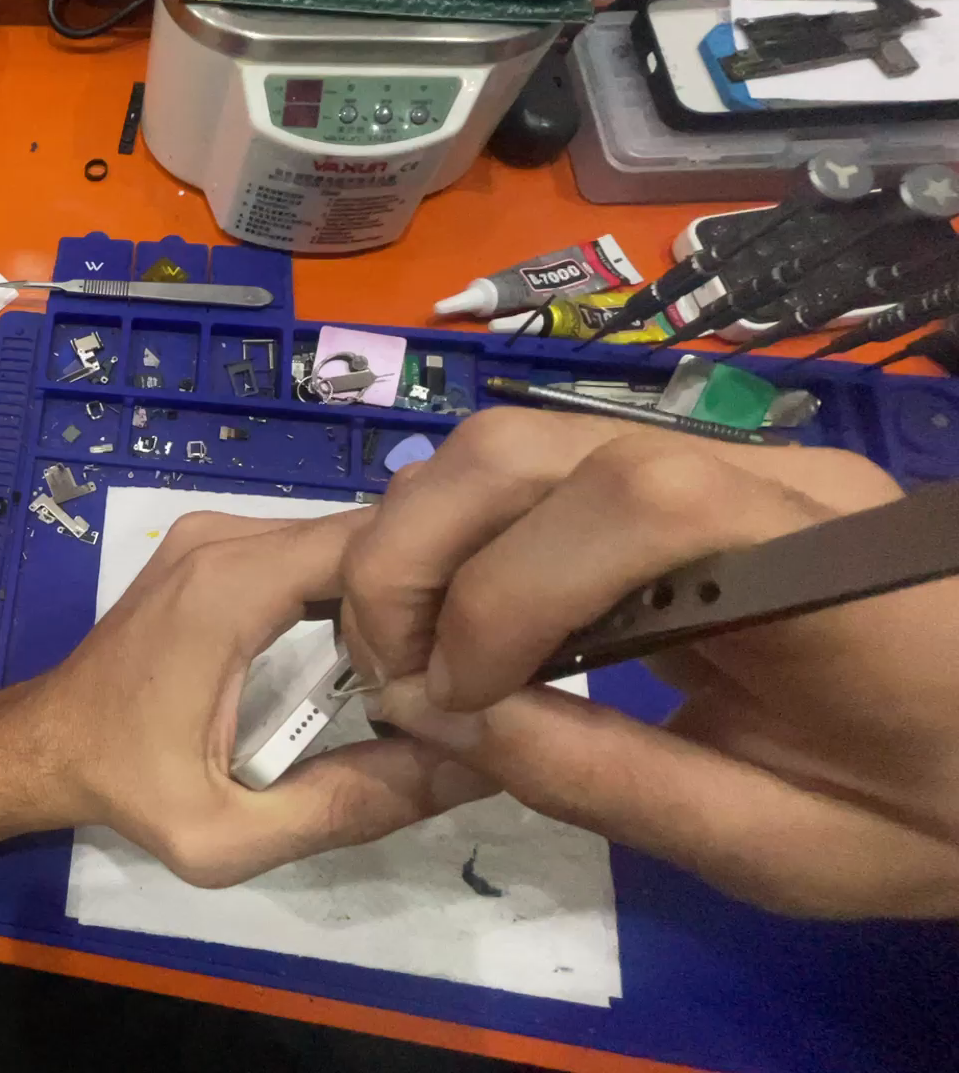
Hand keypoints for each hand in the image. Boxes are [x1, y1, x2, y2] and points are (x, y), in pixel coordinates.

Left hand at [17, 511, 495, 887]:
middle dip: (418, 597)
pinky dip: (340, 591)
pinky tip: (358, 652)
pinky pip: (299, 551)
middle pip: (360, 537)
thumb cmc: (126, 784)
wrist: (48, 741)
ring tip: (410, 671)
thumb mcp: (231, 831)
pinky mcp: (205, 548)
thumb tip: (476, 764)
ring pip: (335, 541)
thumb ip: (352, 803)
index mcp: (227, 586)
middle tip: (451, 675)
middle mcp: (220, 538)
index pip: (376, 547)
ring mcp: (208, 534)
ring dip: (383, 596)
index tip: (459, 673)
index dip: (436, 600)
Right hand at [343, 407, 958, 916]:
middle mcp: (749, 471)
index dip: (505, 599)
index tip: (455, 698)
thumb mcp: (775, 846)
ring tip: (407, 636)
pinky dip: (435, 530)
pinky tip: (446, 603)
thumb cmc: (928, 803)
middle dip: (408, 562)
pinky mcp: (639, 460)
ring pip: (490, 447)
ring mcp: (690, 450)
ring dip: (408, 540)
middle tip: (389, 662)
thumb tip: (426, 707)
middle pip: (515, 452)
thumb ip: (593, 776)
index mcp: (832, 571)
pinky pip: (499, 467)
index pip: (636, 510)